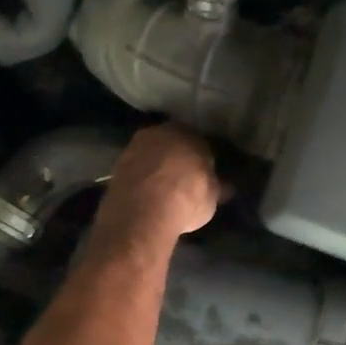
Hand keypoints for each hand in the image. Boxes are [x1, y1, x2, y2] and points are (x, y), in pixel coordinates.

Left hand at [98, 124, 223, 241]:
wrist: (143, 212)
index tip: (206, 172)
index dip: (204, 157)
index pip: (200, 141)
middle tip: (185, 177)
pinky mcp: (117, 165)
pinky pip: (137, 168)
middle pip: (172, 143)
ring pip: (152, 153)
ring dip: (158, 166)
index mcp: (188, 132)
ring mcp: (135, 146)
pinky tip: (148, 193)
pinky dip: (143, 177)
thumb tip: (227, 185)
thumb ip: (218, 186)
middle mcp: (160, 132)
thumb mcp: (213, 197)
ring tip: (165, 188)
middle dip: (178, 157)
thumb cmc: (187, 199)